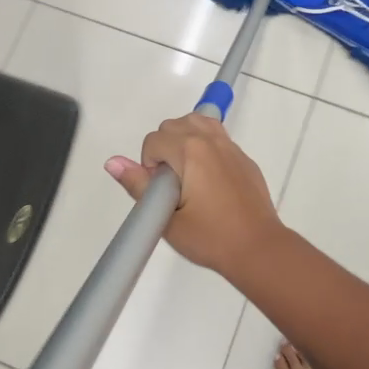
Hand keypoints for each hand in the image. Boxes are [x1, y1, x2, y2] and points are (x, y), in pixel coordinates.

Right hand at [106, 114, 284, 274]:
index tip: (161, 192)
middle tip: (170, 186)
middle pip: (173, 125)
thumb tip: (112, 162)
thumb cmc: (209, 237)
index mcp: (190, 150)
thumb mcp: (167, 218)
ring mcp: (230, 146)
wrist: (256, 247)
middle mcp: (210, 139)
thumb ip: (139, 186)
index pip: (154, 139)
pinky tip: (208, 179)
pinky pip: (217, 136)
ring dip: (184, 140)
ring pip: (197, 122)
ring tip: (185, 175)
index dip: (149, 165)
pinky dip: (204, 145)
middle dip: (164, 149)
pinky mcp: (243, 157)